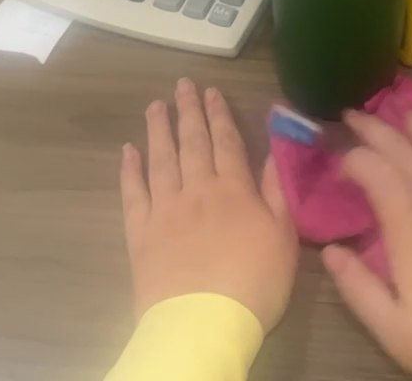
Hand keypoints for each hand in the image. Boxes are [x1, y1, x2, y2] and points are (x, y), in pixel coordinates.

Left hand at [119, 78, 297, 328]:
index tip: (212, 91)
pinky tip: (128, 151)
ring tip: (156, 106)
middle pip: (192, 142)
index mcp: (234, 189)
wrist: (203, 326)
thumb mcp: (283, 236)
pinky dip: (130, 170)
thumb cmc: (254, 283)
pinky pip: (133, 194)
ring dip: (159, 130)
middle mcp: (198, 189)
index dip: (219, 114)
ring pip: (161, 160)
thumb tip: (273, 152)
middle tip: (182, 85)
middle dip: (189, 111)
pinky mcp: (141, 235)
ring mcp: (166, 210)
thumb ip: (277, 192)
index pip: (226, 142)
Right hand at [322, 110, 411, 380]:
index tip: (340, 163)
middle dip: (377, 129)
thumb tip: (330, 250)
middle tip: (355, 115)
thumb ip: (356, 286)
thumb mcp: (391, 326)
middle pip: (406, 152)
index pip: (379, 175)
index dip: (356, 159)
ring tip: (401, 112)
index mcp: (410, 231)